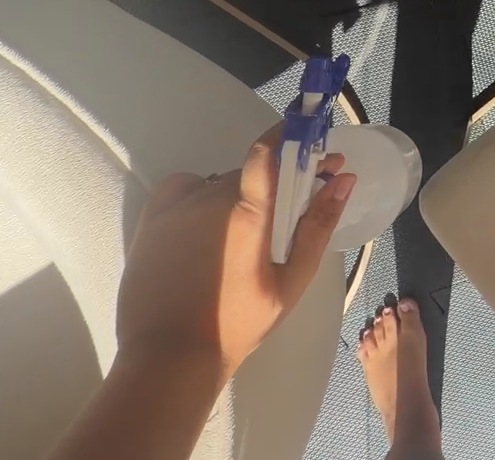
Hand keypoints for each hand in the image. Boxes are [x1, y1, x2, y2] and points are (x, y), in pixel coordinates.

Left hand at [115, 123, 356, 378]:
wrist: (168, 361)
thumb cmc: (239, 323)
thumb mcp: (292, 280)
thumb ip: (319, 225)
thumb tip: (344, 178)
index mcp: (247, 215)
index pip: (266, 152)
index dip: (291, 133)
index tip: (313, 132)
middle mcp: (208, 201)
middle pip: (252, 169)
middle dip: (280, 174)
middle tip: (299, 197)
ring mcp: (174, 211)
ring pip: (221, 180)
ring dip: (243, 189)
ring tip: (251, 225)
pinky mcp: (150, 223)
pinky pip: (183, 187)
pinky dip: (200, 191)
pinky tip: (209, 219)